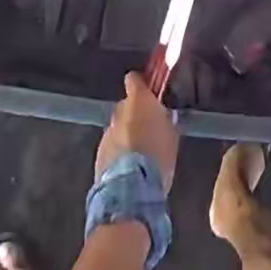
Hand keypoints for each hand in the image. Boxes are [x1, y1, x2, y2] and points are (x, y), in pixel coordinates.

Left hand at [95, 72, 178, 194]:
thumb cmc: (158, 155)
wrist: (132, 190)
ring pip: (118, 127)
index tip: (148, 90)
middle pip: (126, 106)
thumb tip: (161, 115)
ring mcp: (107, 134)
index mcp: (138, 102)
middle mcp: (119, 113)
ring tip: (139, 152)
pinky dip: (119, 151)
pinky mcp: (98, 154)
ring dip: (126, 134)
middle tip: (148, 128)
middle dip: (135, 114)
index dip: (141, 83)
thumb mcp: (171, 134)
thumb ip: (165, 120)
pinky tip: (129, 166)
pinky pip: (112, 146)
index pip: (134, 80)